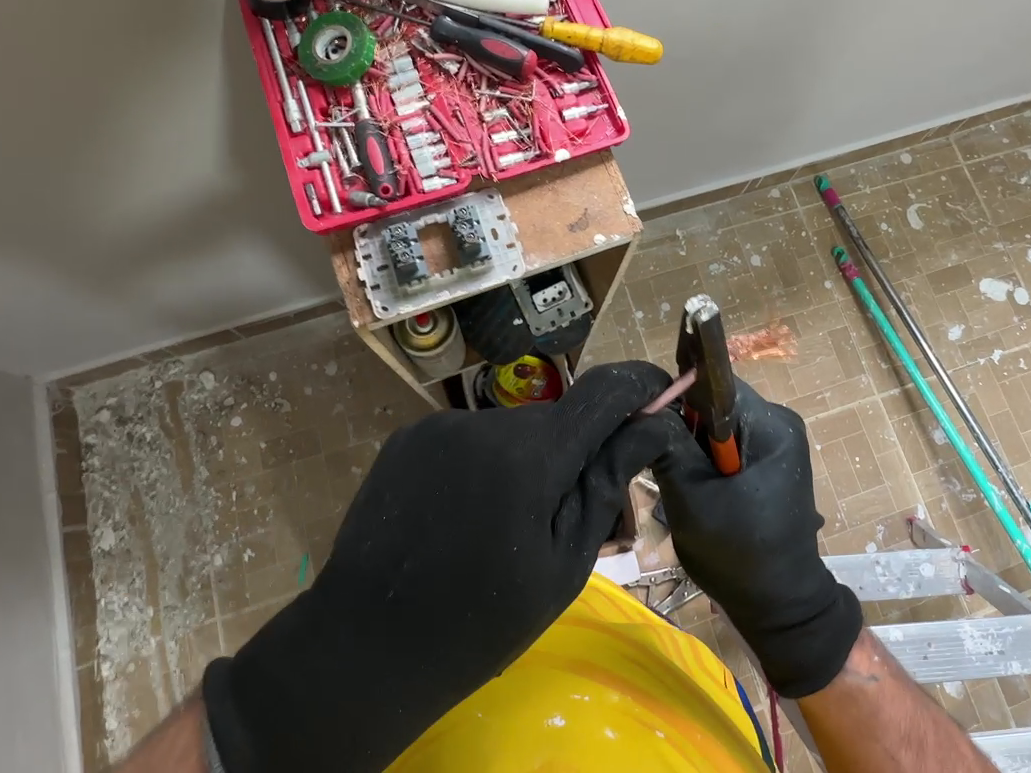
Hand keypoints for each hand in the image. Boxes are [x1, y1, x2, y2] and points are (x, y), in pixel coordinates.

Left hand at [201, 362, 676, 772]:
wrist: (368, 644)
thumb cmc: (483, 620)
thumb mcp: (564, 561)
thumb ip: (607, 483)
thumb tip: (654, 426)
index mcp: (533, 455)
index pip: (606, 391)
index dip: (642, 386)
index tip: (662, 397)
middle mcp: (486, 422)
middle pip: (558, 417)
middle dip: (577, 449)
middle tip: (573, 510)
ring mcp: (441, 425)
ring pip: (513, 428)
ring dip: (528, 459)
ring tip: (508, 522)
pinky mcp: (410, 436)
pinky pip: (470, 437)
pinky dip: (486, 462)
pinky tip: (467, 513)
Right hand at [653, 380, 862, 696]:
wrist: (781, 606)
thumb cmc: (737, 556)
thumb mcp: (690, 499)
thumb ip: (666, 445)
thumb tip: (643, 405)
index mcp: (772, 427)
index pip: (714, 387)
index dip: (677, 400)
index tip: (650, 427)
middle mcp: (781, 423)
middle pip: (717, 404)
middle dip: (685, 427)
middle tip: (664, 463)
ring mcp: (780, 442)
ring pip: (720, 423)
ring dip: (695, 445)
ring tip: (682, 480)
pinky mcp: (773, 461)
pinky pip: (731, 441)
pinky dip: (710, 458)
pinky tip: (701, 487)